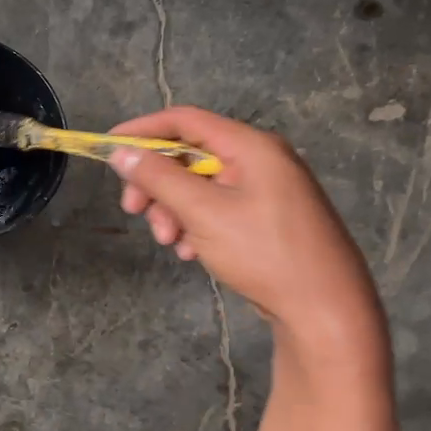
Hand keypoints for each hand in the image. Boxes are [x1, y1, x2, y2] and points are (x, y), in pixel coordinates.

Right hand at [108, 107, 381, 339]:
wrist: (325, 309)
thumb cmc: (264, 252)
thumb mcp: (202, 212)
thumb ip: (158, 177)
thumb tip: (120, 151)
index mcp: (251, 148)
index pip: (184, 120)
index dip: (141, 129)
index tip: (106, 148)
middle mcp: (260, 160)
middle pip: (186, 155)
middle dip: (154, 182)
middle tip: (133, 210)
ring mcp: (264, 188)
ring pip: (195, 184)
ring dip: (171, 208)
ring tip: (169, 241)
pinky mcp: (264, 215)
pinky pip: (213, 205)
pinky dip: (192, 222)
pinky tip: (191, 249)